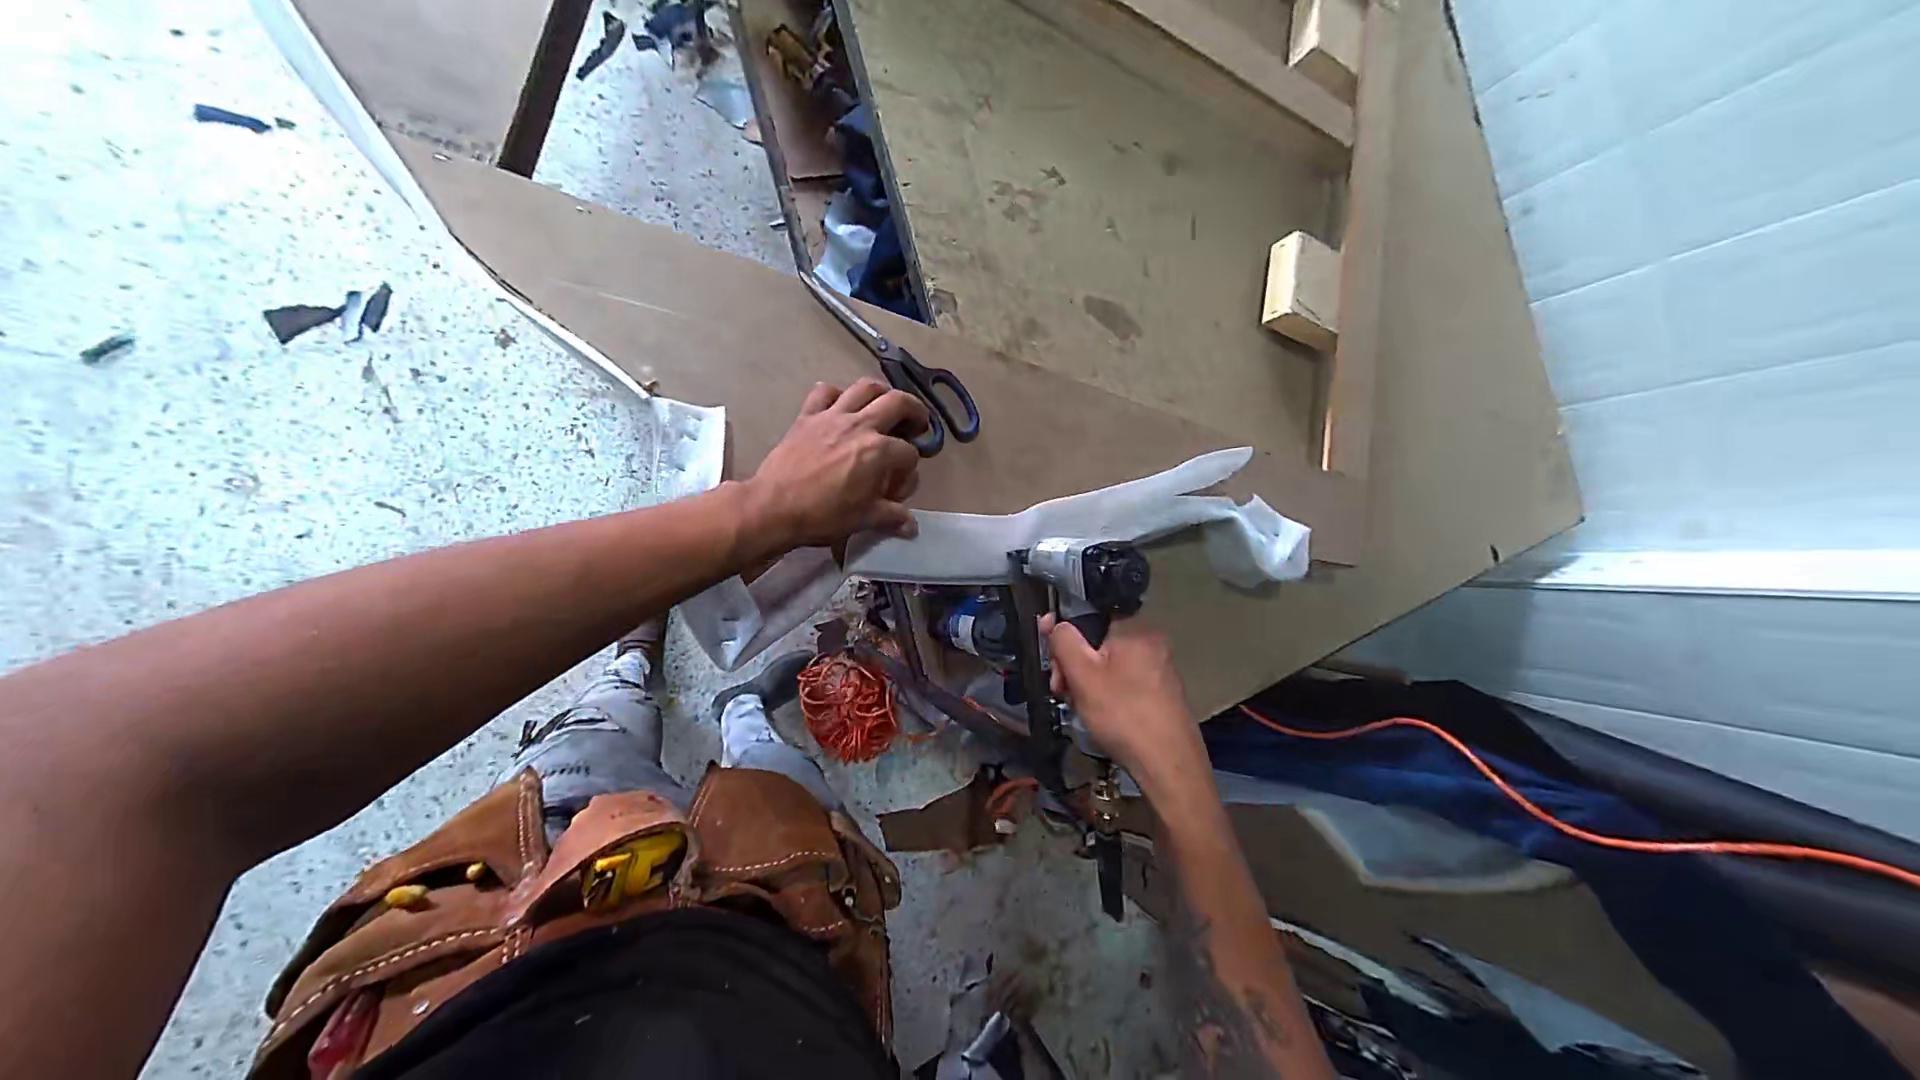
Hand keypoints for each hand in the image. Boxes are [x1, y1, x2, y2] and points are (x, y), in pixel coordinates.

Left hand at [744, 379, 929, 550]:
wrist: (773, 507)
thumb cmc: (822, 515)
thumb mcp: (864, 519)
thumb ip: (892, 517)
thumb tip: (911, 526)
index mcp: (879, 451)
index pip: (909, 453)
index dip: (910, 470)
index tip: (899, 485)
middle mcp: (860, 425)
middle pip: (899, 403)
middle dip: (916, 411)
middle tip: (917, 424)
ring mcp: (832, 416)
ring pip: (865, 387)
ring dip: (882, 393)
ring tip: (885, 405)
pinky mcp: (808, 416)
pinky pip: (825, 392)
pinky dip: (837, 394)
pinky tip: (840, 406)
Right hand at [1044, 616, 1209, 797]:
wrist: (1169, 766)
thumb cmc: (1123, 715)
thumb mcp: (1082, 675)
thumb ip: (1063, 642)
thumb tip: (1055, 621)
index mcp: (1136, 630)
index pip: (1088, 619)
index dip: (1064, 639)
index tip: (1052, 666)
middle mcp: (1151, 643)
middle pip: (1097, 645)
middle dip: (1074, 667)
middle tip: (1064, 693)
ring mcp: (1159, 670)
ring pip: (1108, 667)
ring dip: (1087, 685)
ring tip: (1082, 709)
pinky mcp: (1162, 694)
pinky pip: (1123, 684)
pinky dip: (1107, 697)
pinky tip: (1102, 718)